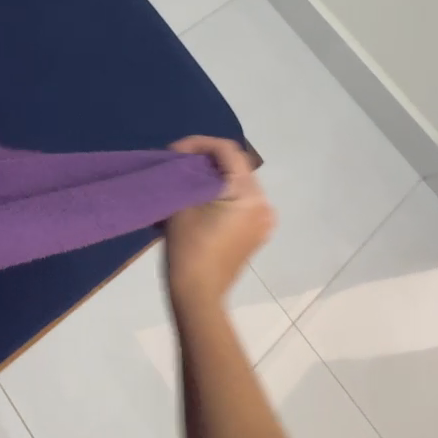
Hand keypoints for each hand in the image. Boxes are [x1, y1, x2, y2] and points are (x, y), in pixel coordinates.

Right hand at [163, 135, 274, 313]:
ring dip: (212, 175)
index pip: (227, 150)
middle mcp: (264, 204)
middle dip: (205, 159)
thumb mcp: (181, 202)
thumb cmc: (188, 247)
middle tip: (177, 163)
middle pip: (235, 165)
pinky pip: (240, 200)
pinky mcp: (256, 232)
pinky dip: (220, 192)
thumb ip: (186, 175)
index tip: (174, 152)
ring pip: (237, 182)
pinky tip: (198, 198)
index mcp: (248, 194)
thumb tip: (183, 161)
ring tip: (184, 180)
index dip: (198, 143)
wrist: (198, 293)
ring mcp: (263, 220)